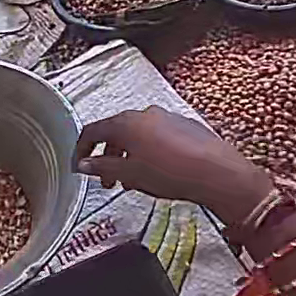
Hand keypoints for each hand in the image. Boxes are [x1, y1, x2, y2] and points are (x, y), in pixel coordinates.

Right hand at [76, 107, 272, 223]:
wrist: (216, 172)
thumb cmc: (169, 172)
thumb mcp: (129, 174)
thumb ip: (103, 167)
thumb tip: (84, 165)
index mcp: (126, 123)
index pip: (93, 131)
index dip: (82, 150)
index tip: (79, 167)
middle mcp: (145, 114)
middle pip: (116, 133)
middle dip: (108, 157)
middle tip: (107, 181)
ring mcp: (167, 117)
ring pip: (138, 135)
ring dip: (129, 156)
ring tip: (133, 181)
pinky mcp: (185, 126)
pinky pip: (157, 137)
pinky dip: (149, 152)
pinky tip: (156, 172)